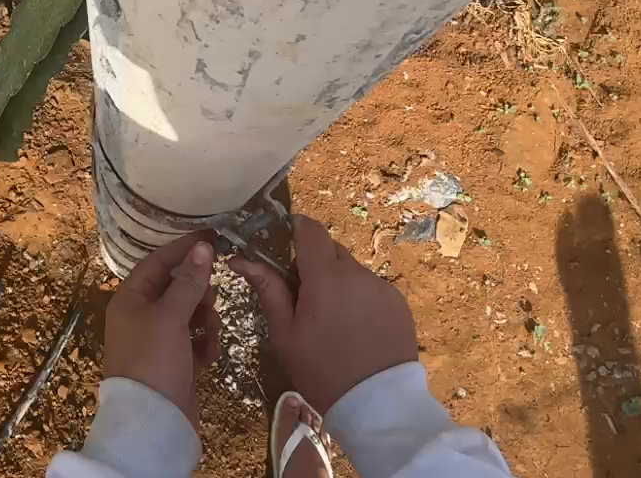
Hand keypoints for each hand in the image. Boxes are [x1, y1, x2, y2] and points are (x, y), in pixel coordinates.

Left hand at [103, 230, 222, 425]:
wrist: (151, 425)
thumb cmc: (154, 360)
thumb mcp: (171, 316)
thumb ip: (189, 281)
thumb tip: (204, 247)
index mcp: (130, 298)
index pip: (159, 261)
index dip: (185, 249)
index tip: (213, 238)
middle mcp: (141, 315)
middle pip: (175, 287)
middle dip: (197, 290)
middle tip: (212, 296)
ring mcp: (157, 340)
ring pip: (187, 313)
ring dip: (204, 318)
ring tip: (210, 329)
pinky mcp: (173, 363)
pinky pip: (193, 341)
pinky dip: (204, 343)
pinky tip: (209, 354)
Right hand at [230, 214, 417, 412]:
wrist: (380, 410)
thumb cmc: (323, 372)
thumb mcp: (286, 335)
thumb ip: (268, 289)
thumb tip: (241, 260)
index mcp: (325, 277)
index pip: (309, 229)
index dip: (296, 229)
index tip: (286, 245)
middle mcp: (356, 273)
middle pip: (330, 249)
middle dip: (315, 263)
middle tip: (306, 297)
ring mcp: (381, 287)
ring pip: (351, 269)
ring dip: (338, 282)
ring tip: (334, 320)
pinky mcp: (399, 303)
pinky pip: (371, 287)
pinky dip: (360, 297)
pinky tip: (357, 329)